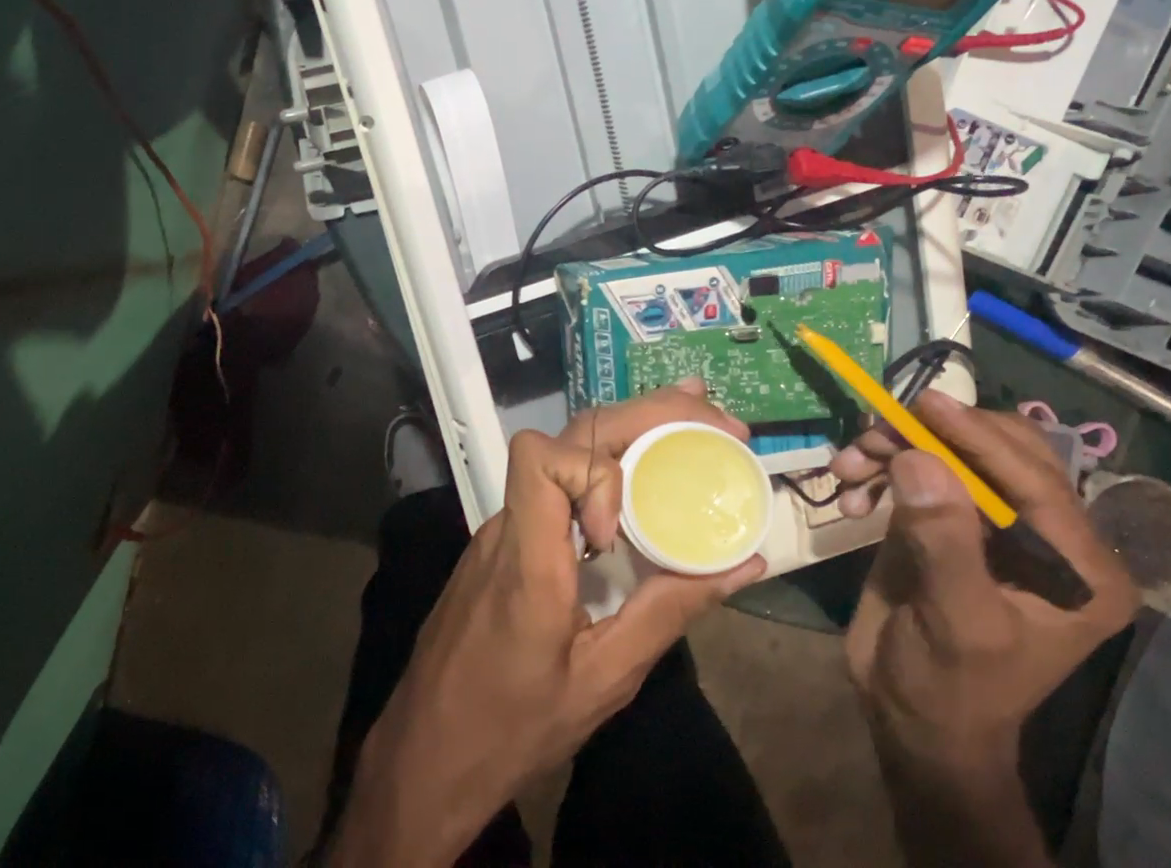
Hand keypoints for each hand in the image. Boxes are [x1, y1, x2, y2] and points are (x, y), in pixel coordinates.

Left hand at [331, 381, 765, 866]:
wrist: (429, 749)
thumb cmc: (513, 726)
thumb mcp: (603, 680)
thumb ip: (666, 613)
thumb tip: (741, 561)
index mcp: (526, 560)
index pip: (538, 457)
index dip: (593, 469)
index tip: (616, 532)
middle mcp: (505, 531)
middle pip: (562, 440)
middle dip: (639, 420)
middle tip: (715, 421)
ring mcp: (495, 537)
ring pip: (556, 463)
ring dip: (624, 446)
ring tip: (693, 438)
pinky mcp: (498, 552)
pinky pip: (549, 497)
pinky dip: (599, 484)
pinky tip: (638, 502)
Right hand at [830, 391, 1139, 864]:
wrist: (914, 718)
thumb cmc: (951, 684)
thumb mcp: (956, 620)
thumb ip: (946, 542)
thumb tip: (919, 461)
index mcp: (1078, 567)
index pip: (1037, 481)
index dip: (980, 437)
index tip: (926, 402)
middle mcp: (1043, 540)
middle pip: (997, 458)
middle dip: (931, 439)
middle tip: (872, 434)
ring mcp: (991, 532)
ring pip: (951, 462)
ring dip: (895, 453)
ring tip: (846, 466)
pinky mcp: (945, 531)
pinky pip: (917, 481)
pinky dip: (880, 476)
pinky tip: (850, 497)